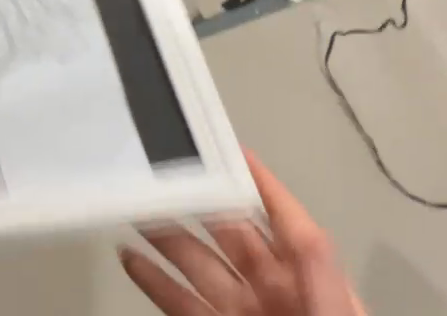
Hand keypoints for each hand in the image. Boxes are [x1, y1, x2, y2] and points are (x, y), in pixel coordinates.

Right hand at [121, 150, 365, 315]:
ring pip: (200, 266)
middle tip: (155, 170)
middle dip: (195, 203)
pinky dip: (153, 281)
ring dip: (165, 236)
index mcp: (318, 291)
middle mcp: (280, 297)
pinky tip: (128, 257)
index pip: (292, 228)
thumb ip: (317, 277)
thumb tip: (300, 231)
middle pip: (234, 237)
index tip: (227, 146)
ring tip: (129, 205)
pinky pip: (181, 303)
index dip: (264, 186)